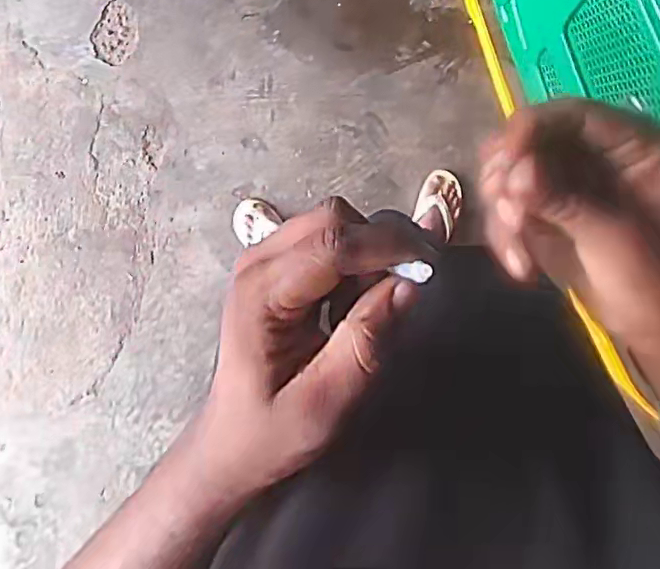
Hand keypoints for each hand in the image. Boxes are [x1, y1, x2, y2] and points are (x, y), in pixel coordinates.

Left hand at [180, 197, 433, 503]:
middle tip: (408, 287)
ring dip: (369, 253)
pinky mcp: (281, 260)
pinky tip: (352, 302)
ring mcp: (267, 255)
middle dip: (381, 244)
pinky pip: (331, 236)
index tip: (427, 266)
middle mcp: (259, 260)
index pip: (331, 243)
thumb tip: (407, 286)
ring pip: (336, 222)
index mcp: (261, 292)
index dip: (385, 246)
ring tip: (370, 307)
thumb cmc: (269, 431)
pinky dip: (357, 259)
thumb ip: (364, 345)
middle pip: (334, 219)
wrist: (232, 441)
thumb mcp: (323, 406)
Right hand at [478, 100, 659, 355]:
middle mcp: (596, 153)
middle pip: (531, 137)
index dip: (531, 128)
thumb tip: (514, 175)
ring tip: (518, 253)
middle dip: (511, 175)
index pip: (571, 115)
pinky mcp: (548, 211)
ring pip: (512, 170)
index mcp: (632, 145)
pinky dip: (507, 233)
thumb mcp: (616, 242)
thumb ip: (564, 203)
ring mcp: (569, 181)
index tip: (504, 158)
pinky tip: (521, 266)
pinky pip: (510, 205)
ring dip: (505, 210)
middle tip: (507, 212)